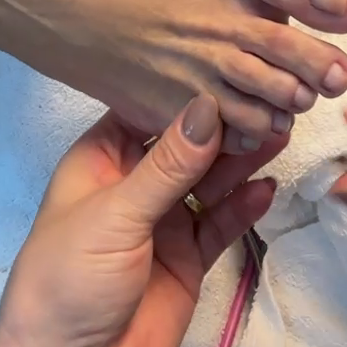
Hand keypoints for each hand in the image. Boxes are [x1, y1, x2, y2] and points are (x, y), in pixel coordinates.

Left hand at [0, 95, 281, 346]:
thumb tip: (207, 106)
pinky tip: (267, 188)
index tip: (227, 69)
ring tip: (278, 136)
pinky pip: (220, 223)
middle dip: (221, 126)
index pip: (147, 110)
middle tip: (266, 104)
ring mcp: (163, 219)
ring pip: (208, 181)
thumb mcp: (116, 213)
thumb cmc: (68, 276)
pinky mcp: (186, 256)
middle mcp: (134, 181)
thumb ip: (167, 165)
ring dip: (240, 162)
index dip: (184, 91)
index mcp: (102, 157)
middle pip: (185, 144)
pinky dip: (243, 207)